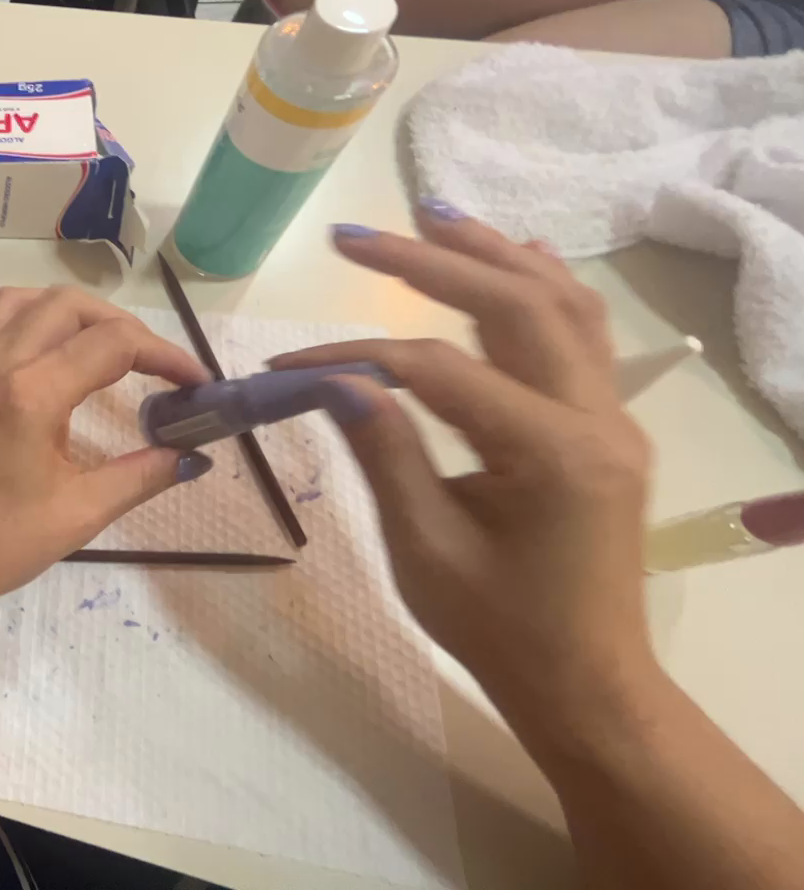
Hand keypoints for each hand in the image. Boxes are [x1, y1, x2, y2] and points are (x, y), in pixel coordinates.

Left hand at [0, 287, 212, 625]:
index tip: (194, 382)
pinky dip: (29, 319)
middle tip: (151, 364)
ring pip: (24, 300)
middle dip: (122, 325)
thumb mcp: (81, 512)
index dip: (165, 355)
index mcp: (31, 394)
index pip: (112, 343)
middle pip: (69, 306)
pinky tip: (50, 350)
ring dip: (71, 312)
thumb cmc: (0, 541)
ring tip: (101, 346)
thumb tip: (193, 455)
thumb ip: (143, 474)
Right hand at [273, 202, 654, 718]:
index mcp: (549, 451)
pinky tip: (509, 258)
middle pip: (515, 305)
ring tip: (432, 216)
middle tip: (352, 236)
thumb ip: (384, 449)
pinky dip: (536, 286)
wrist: (580, 675)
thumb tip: (335, 379)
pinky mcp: (598, 424)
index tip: (282, 367)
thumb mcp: (421, 541)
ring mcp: (608, 416)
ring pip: (560, 305)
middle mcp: (595, 417)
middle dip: (429, 261)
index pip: (434, 370)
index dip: (349, 357)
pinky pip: (576, 334)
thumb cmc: (491, 620)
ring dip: (492, 255)